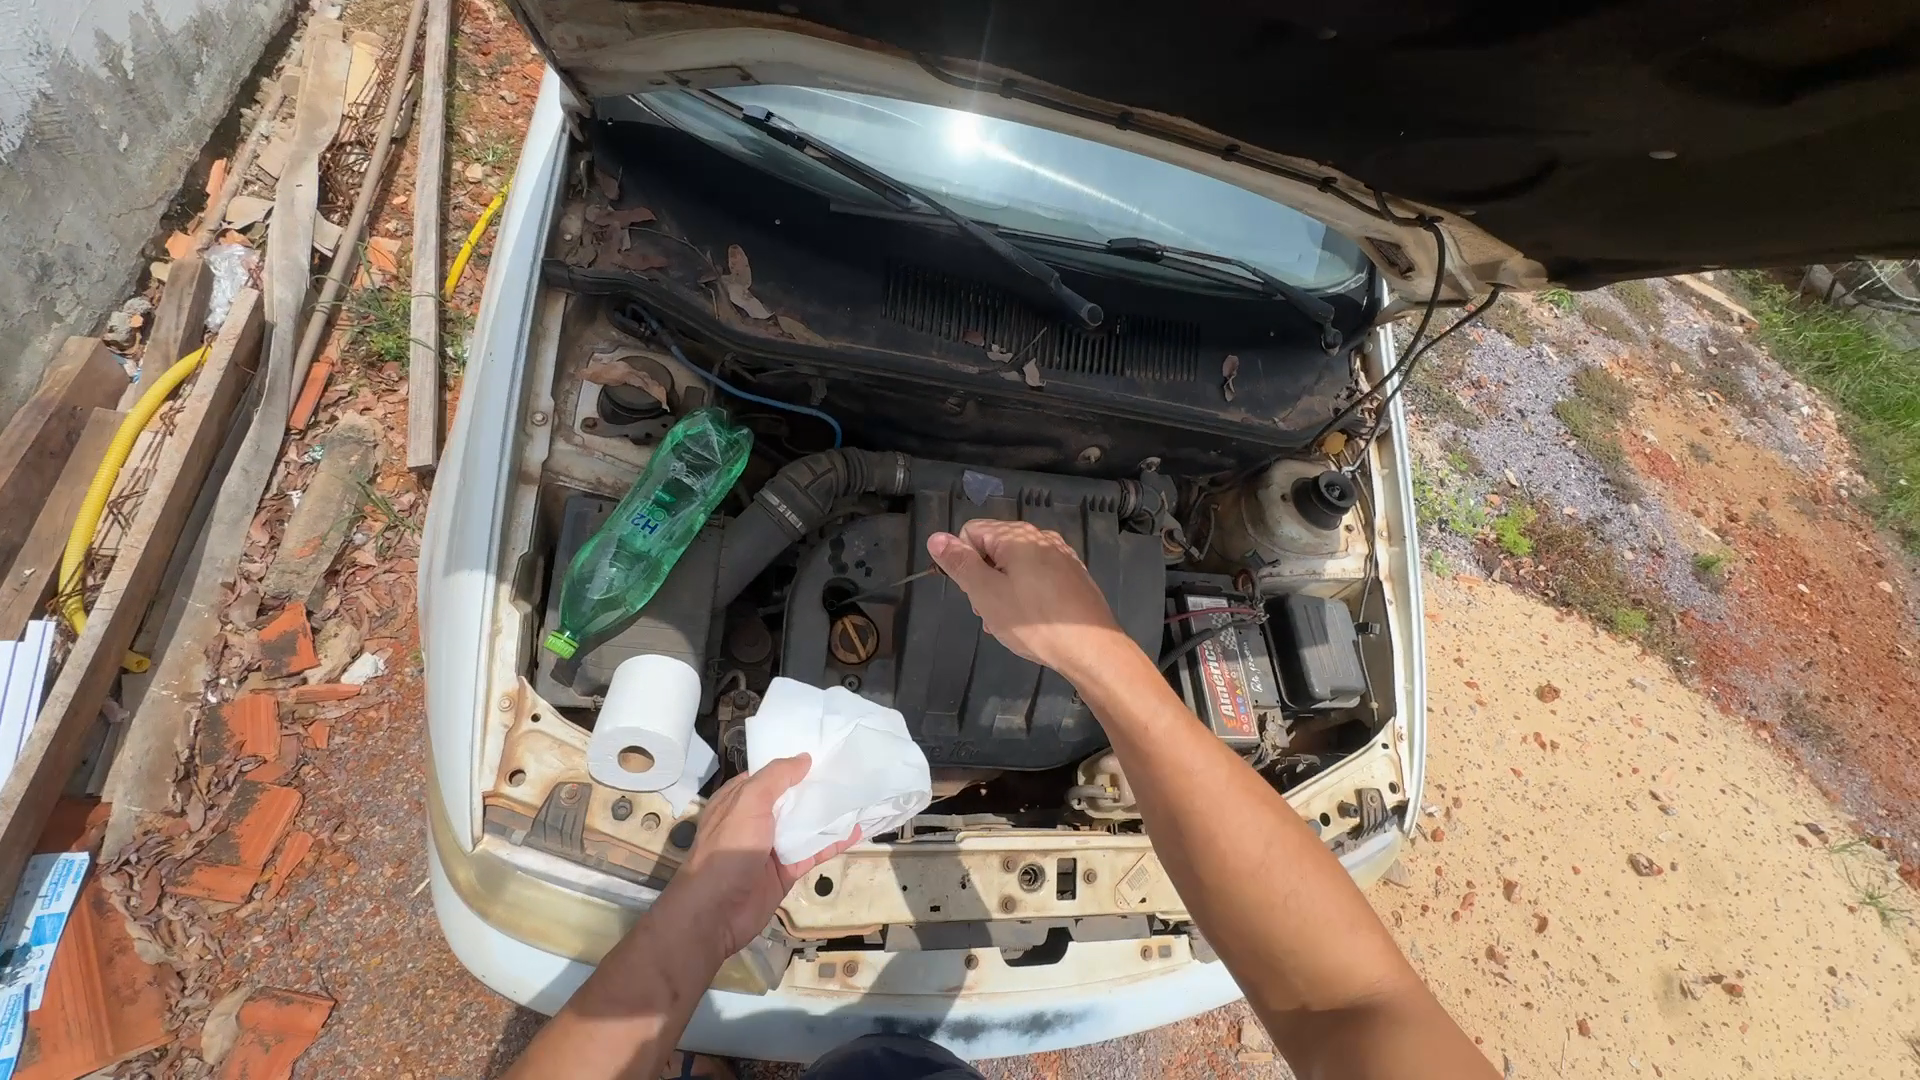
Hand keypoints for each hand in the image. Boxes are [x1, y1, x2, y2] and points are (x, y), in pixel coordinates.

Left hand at [662, 754, 859, 961]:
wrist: (715, 913)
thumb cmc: (728, 848)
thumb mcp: (748, 801)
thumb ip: (776, 777)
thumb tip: (804, 758)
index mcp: (739, 799)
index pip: (770, 774)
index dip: (793, 763)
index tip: (823, 750)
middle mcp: (756, 819)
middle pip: (792, 798)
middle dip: (816, 786)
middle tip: (850, 769)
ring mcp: (773, 845)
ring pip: (806, 824)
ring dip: (830, 813)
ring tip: (859, 796)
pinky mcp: (787, 869)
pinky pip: (815, 850)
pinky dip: (835, 841)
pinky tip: (857, 831)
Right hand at [927, 520, 1132, 680]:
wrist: (1093, 648)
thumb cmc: (1035, 621)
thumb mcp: (987, 594)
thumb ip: (960, 563)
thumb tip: (936, 537)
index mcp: (1017, 537)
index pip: (971, 532)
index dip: (963, 561)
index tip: (973, 592)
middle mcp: (1041, 538)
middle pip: (994, 548)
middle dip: (984, 578)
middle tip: (990, 612)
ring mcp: (1061, 556)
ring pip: (1015, 566)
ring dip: (1003, 591)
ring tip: (1010, 622)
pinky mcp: (1073, 576)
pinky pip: (1037, 578)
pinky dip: (1026, 595)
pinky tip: (1032, 622)